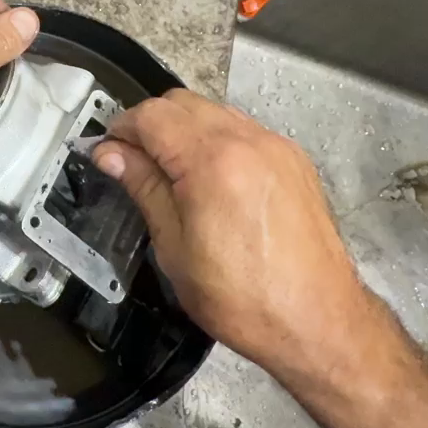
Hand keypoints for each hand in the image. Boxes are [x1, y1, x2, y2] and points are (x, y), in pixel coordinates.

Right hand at [93, 90, 377, 379]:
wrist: (320, 324)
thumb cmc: (245, 299)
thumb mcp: (174, 247)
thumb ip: (143, 187)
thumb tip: (112, 154)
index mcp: (213, 163)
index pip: (152, 116)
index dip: (121, 129)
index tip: (106, 151)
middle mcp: (248, 142)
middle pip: (180, 103)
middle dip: (148, 123)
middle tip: (130, 159)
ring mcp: (275, 147)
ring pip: (211, 110)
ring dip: (181, 127)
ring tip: (167, 168)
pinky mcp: (293, 160)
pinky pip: (241, 128)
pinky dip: (213, 137)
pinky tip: (205, 174)